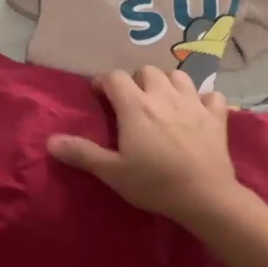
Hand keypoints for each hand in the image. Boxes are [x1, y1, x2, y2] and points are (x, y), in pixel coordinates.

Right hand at [47, 66, 247, 228]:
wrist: (204, 195)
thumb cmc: (154, 183)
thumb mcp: (112, 172)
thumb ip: (82, 153)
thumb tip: (50, 140)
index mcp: (135, 106)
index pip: (115, 77)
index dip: (104, 82)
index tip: (99, 94)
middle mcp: (163, 96)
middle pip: (147, 71)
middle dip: (137, 81)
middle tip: (132, 102)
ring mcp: (193, 103)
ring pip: (179, 76)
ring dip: (169, 84)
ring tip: (164, 101)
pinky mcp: (217, 116)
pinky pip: (212, 96)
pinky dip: (204, 100)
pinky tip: (199, 112)